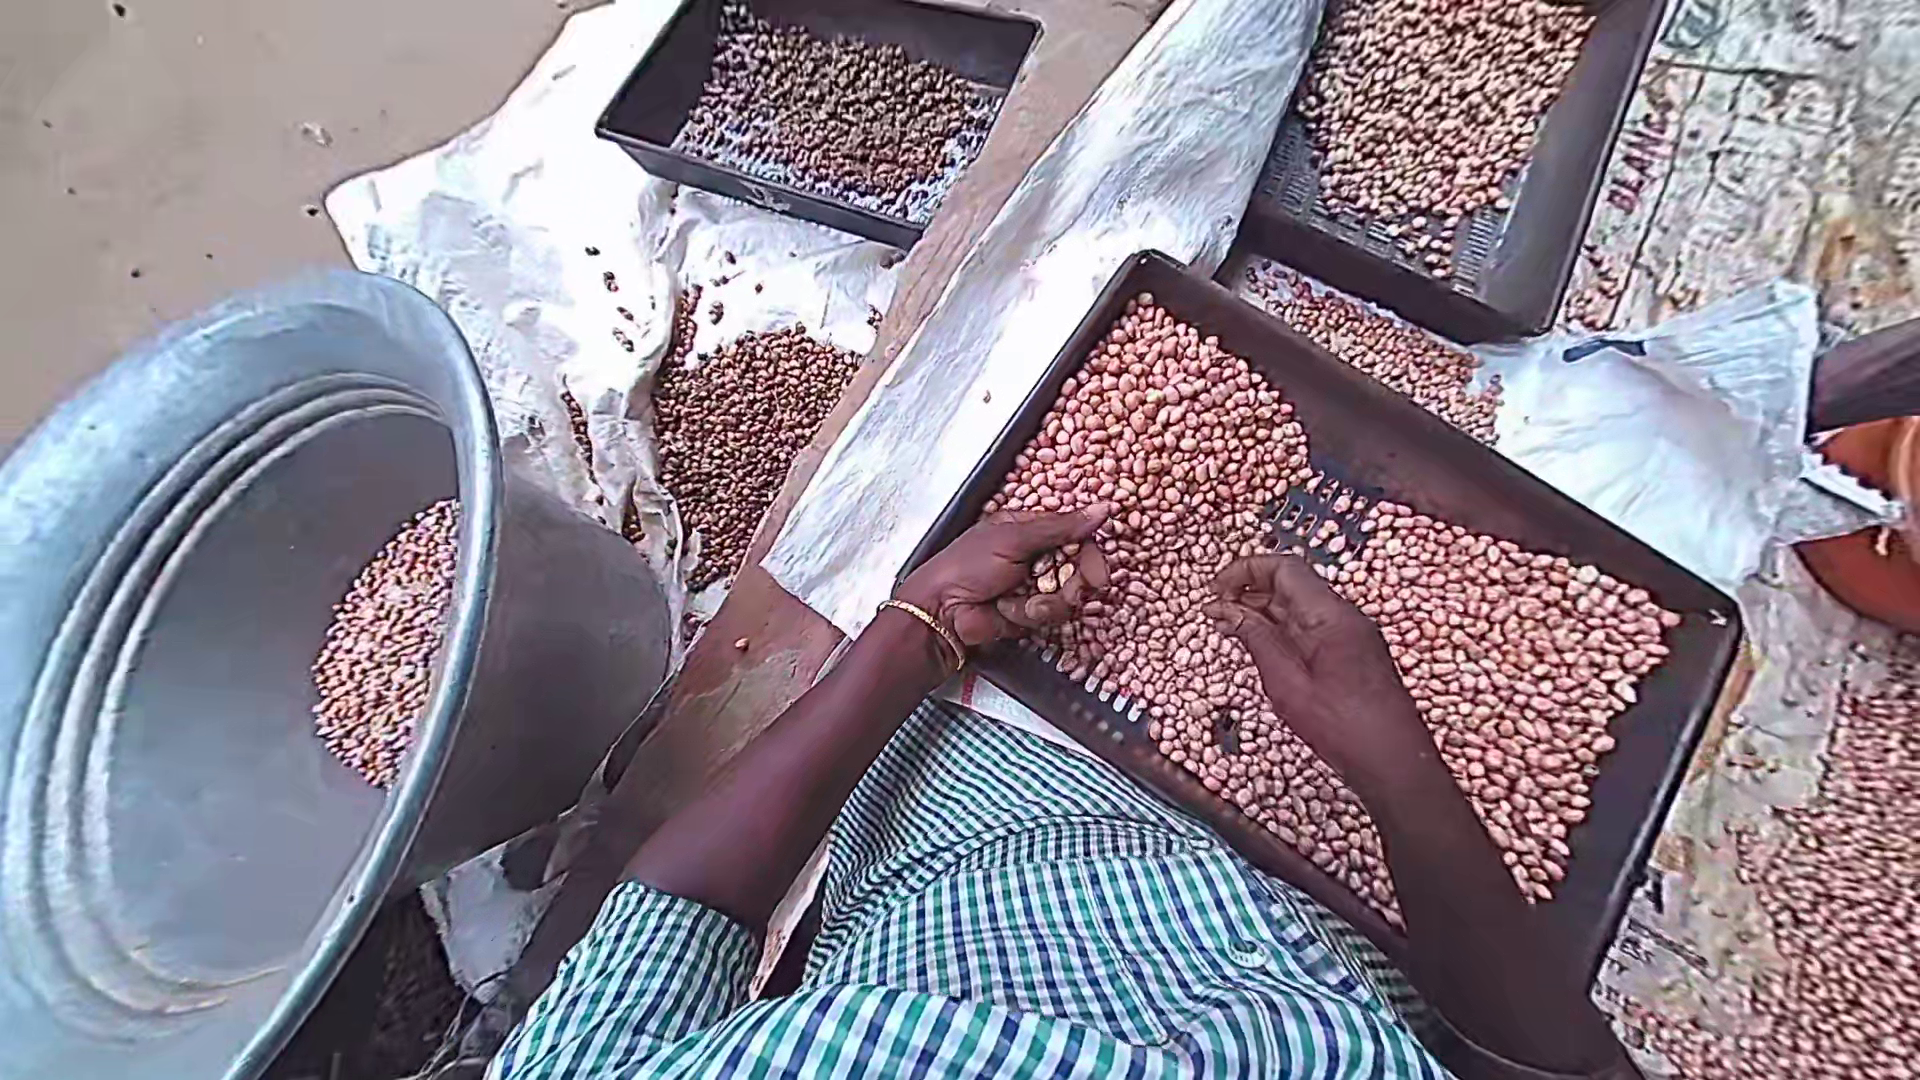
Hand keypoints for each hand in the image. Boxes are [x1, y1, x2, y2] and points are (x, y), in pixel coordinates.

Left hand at [897, 504, 1112, 647]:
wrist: (941, 613)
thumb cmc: (968, 566)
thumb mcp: (1014, 539)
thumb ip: (1060, 527)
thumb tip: (1103, 510)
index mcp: (1028, 528)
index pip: (1074, 533)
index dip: (1089, 550)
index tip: (1097, 568)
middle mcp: (1034, 555)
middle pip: (1078, 566)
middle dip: (1075, 582)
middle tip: (1071, 589)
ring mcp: (1033, 585)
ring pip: (1068, 595)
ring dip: (1046, 602)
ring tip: (1021, 601)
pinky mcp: (1029, 612)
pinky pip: (1050, 615)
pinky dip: (1028, 614)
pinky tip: (1006, 610)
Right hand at [1202, 554, 1438, 797]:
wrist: (1395, 766)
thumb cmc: (1344, 728)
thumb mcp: (1285, 680)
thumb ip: (1254, 637)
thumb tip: (1225, 610)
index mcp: (1331, 616)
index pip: (1284, 569)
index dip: (1244, 571)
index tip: (1216, 588)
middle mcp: (1344, 617)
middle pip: (1290, 583)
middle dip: (1247, 590)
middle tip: (1215, 610)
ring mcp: (1350, 634)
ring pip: (1297, 605)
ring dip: (1260, 610)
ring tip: (1228, 626)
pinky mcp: (1350, 652)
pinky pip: (1307, 626)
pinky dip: (1277, 628)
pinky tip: (1256, 643)